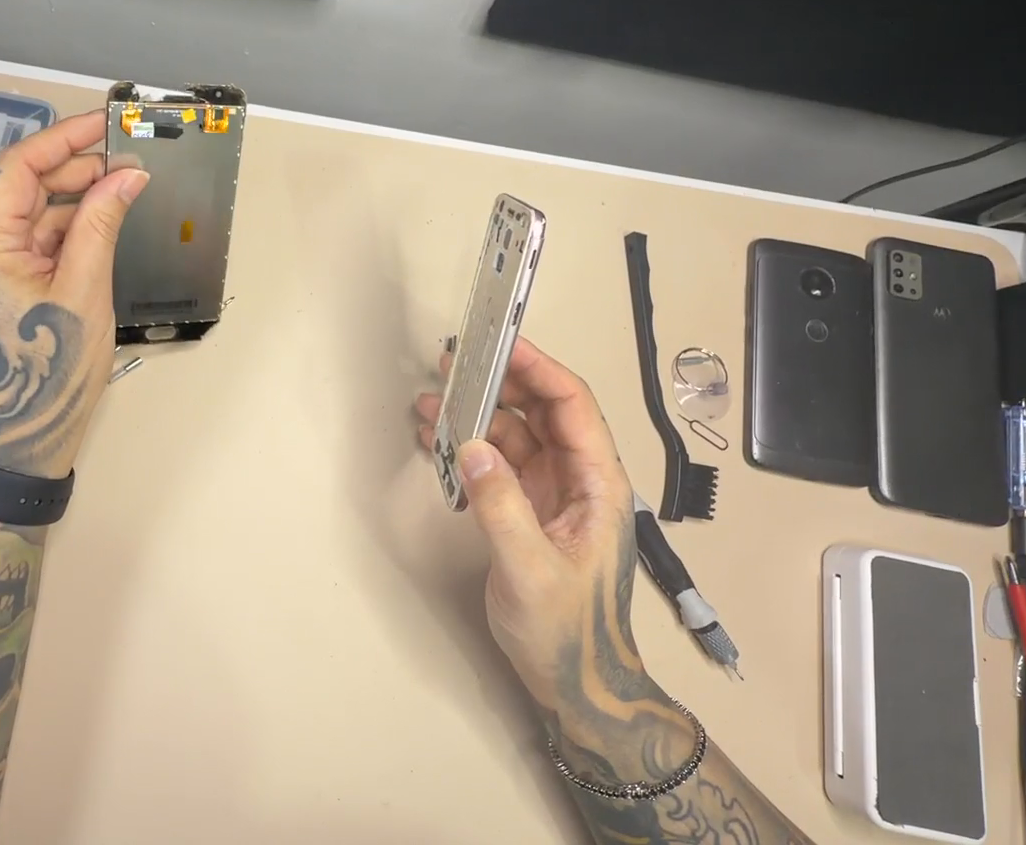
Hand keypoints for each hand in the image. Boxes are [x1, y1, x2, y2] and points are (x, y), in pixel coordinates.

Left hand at [0, 110, 147, 478]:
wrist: (24, 438)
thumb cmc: (51, 370)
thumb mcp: (83, 291)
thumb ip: (101, 224)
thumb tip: (129, 175)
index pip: (18, 167)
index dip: (64, 139)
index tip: (108, 123)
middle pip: (23, 186)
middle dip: (75, 168)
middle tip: (128, 162)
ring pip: (32, 212)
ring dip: (76, 198)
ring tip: (124, 188)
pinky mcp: (1, 283)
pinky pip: (34, 241)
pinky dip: (69, 229)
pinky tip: (104, 222)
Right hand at [414, 336, 648, 716]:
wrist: (577, 682)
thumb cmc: (567, 631)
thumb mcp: (531, 571)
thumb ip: (502, 507)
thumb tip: (470, 447)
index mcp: (597, 483)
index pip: (571, 407)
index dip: (538, 368)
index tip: (499, 343)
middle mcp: (576, 478)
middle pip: (540, 412)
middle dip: (498, 384)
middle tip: (451, 366)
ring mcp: (550, 493)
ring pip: (513, 435)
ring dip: (474, 417)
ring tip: (428, 404)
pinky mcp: (526, 509)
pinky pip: (497, 464)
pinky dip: (468, 449)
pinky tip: (436, 443)